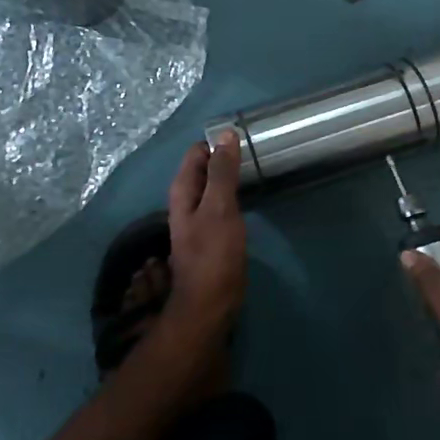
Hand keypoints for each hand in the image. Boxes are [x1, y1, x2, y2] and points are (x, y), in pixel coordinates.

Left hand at [164, 132, 247, 332]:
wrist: (210, 305)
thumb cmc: (213, 254)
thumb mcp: (220, 208)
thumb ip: (222, 172)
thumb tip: (225, 134)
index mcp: (182, 191)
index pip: (196, 153)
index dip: (216, 143)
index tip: (243, 138)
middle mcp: (186, 202)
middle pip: (204, 169)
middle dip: (224, 158)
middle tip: (255, 151)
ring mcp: (199, 220)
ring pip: (213, 187)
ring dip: (230, 177)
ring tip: (256, 168)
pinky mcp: (212, 235)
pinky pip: (222, 205)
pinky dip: (234, 195)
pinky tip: (250, 197)